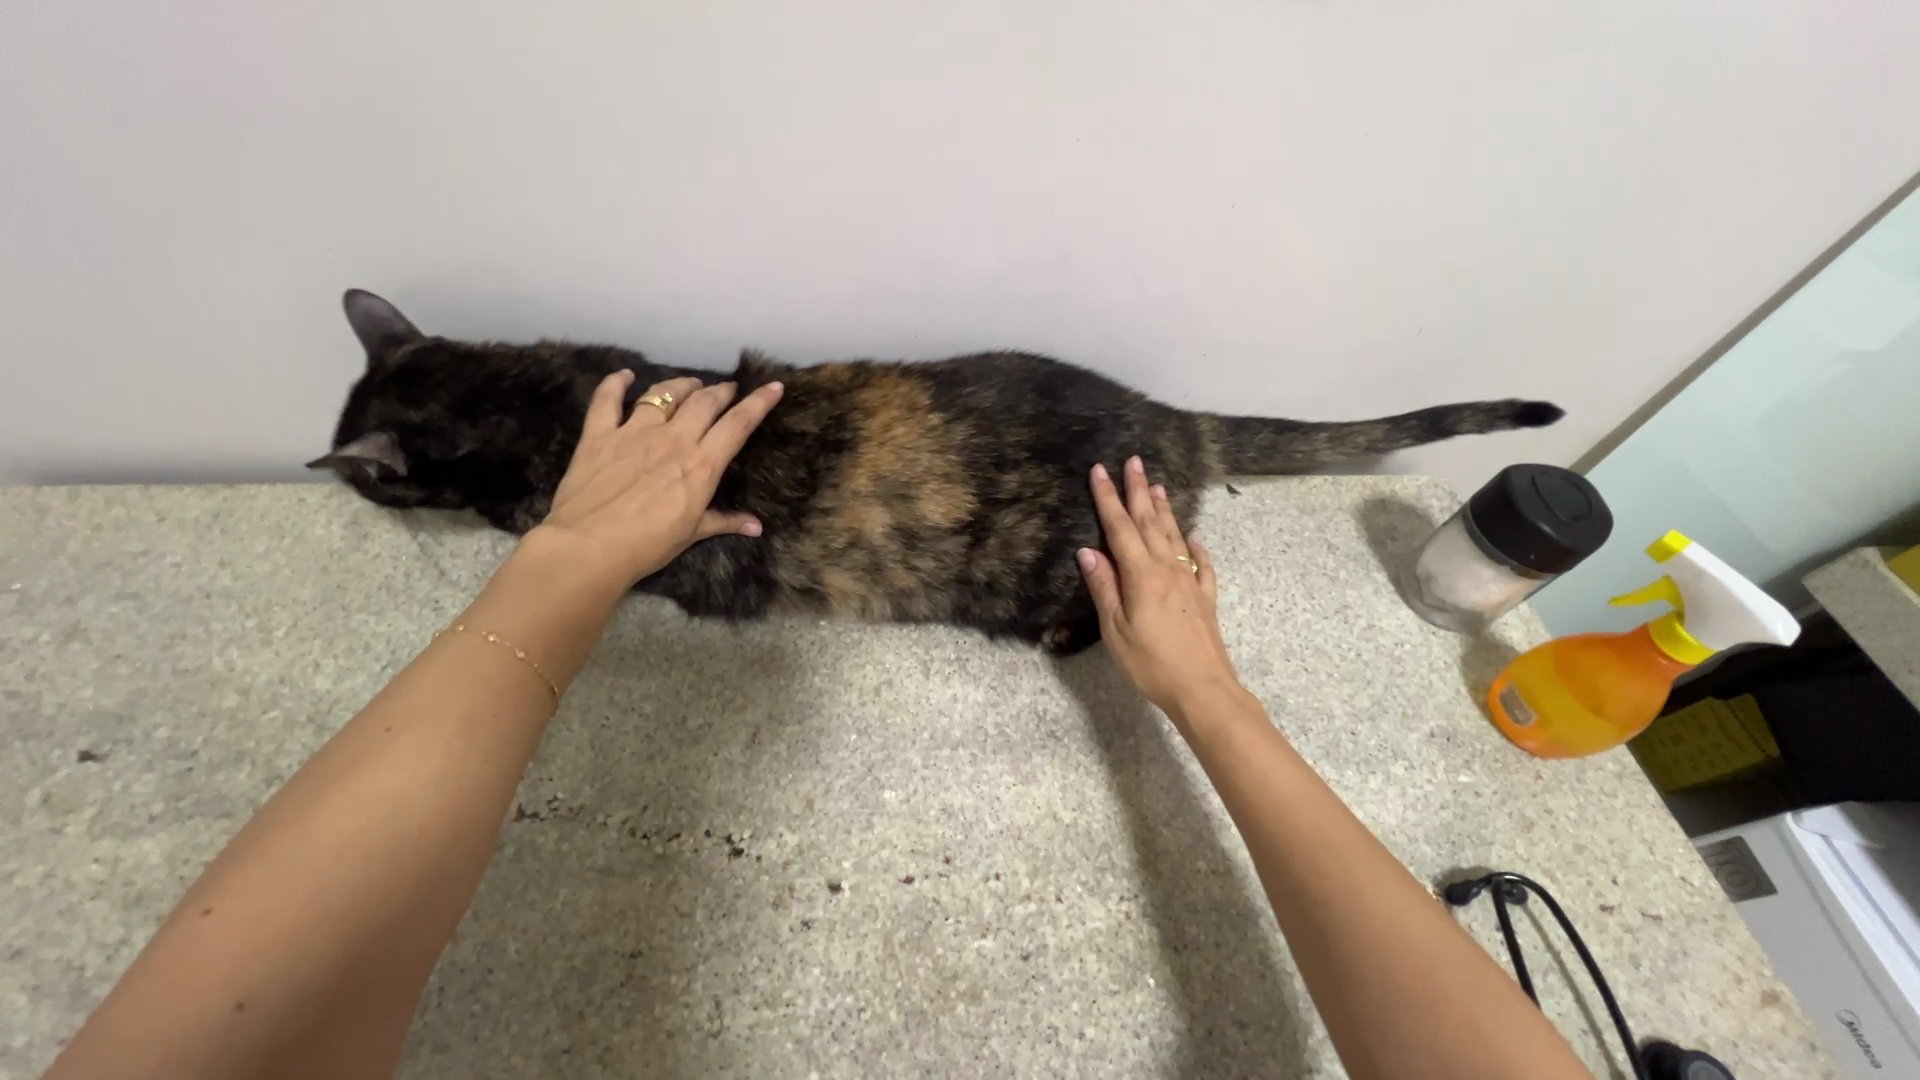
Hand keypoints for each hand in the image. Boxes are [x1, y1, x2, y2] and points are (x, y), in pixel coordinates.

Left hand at [532, 371, 783, 587]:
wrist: (590, 547)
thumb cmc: (649, 545)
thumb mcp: (692, 533)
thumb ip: (724, 521)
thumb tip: (756, 527)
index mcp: (701, 464)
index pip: (738, 424)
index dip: (759, 402)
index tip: (773, 387)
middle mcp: (673, 439)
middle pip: (704, 402)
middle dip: (720, 391)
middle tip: (727, 390)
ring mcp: (634, 432)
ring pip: (663, 394)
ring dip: (681, 385)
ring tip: (690, 384)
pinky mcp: (599, 435)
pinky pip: (608, 399)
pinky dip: (616, 383)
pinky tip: (625, 376)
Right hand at [1077, 456, 1243, 717]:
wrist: (1203, 689)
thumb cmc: (1151, 663)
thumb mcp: (1115, 630)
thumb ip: (1104, 588)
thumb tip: (1088, 551)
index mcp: (1141, 575)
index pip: (1119, 528)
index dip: (1108, 498)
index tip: (1099, 470)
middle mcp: (1167, 569)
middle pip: (1149, 522)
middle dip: (1139, 490)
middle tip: (1134, 461)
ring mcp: (1190, 581)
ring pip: (1175, 536)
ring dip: (1164, 510)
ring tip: (1158, 486)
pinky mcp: (1205, 598)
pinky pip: (1201, 564)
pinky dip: (1196, 547)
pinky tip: (1194, 538)